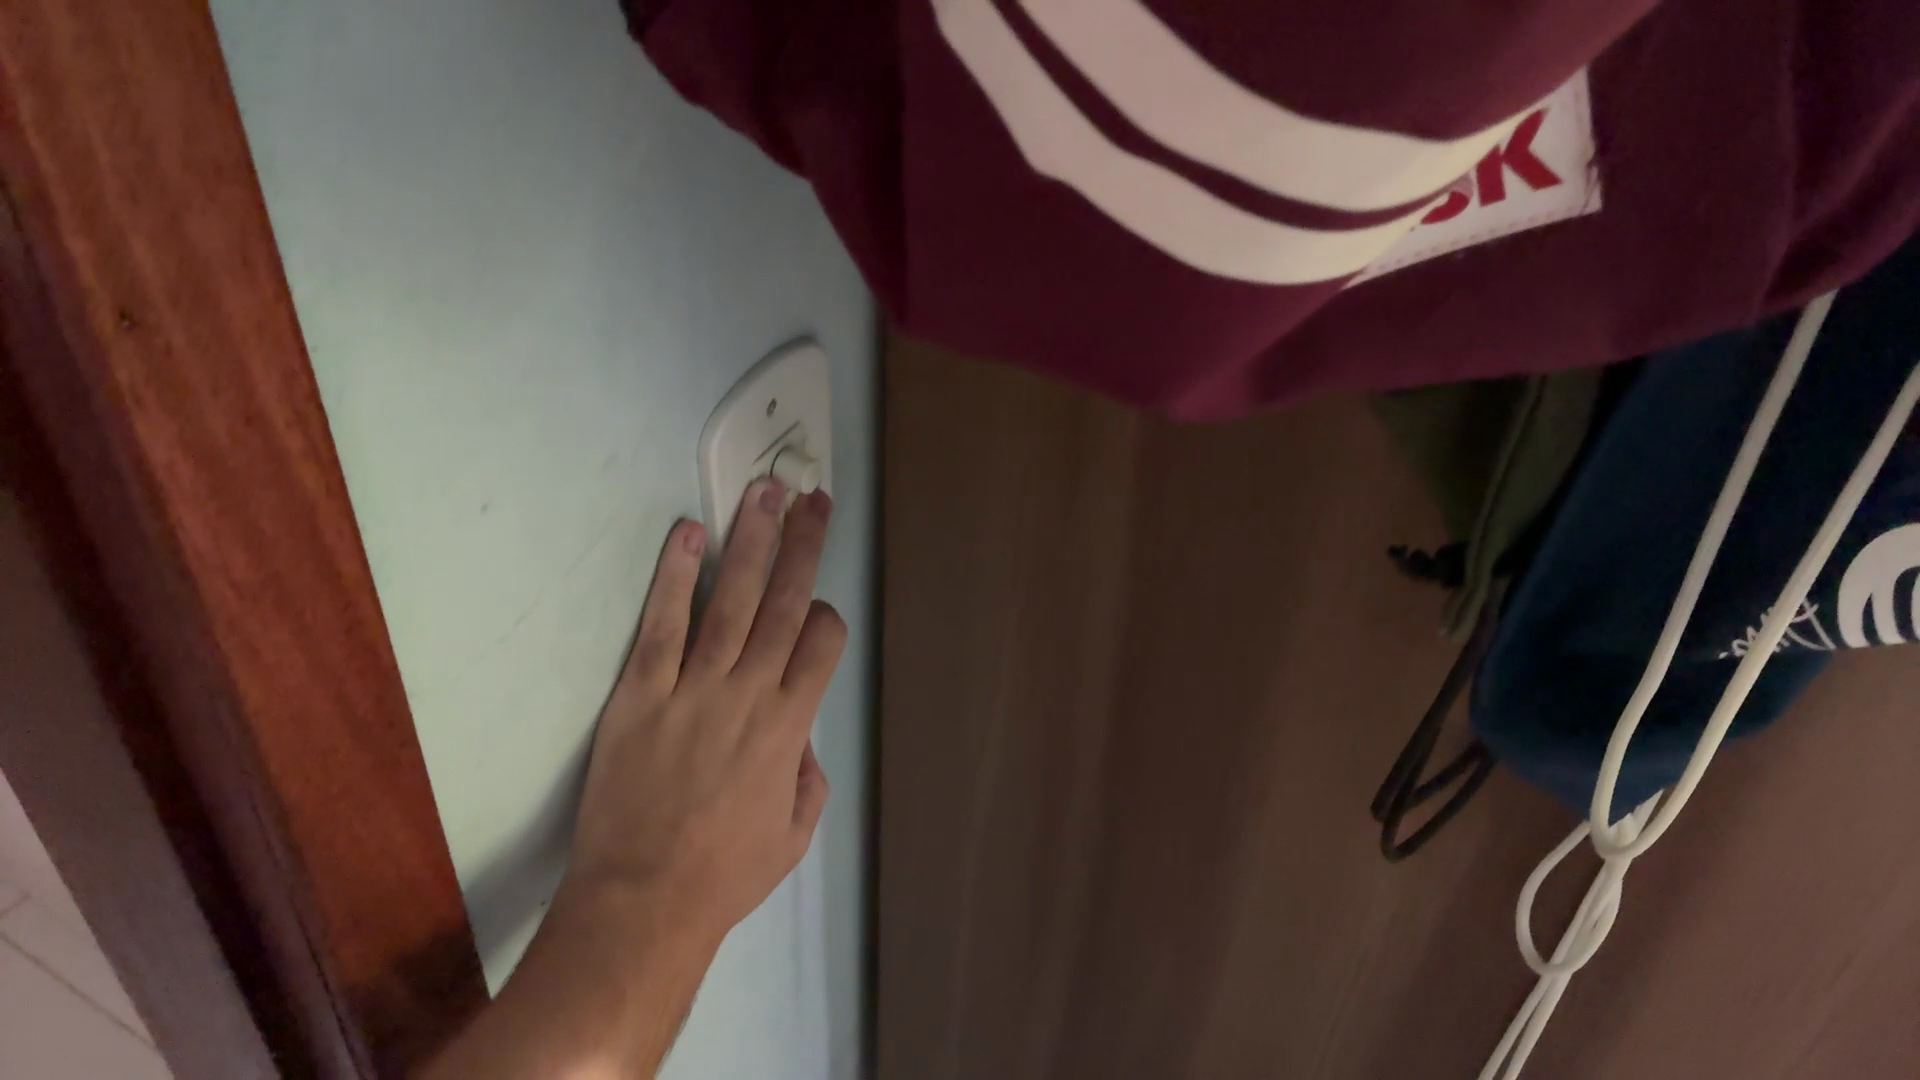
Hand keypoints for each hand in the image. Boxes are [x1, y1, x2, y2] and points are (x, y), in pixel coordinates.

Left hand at [565, 478, 844, 943]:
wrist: (643, 902)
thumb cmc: (726, 872)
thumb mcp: (796, 831)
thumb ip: (808, 773)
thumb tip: (800, 735)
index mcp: (791, 726)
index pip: (822, 642)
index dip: (827, 614)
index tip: (818, 607)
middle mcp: (750, 692)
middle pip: (786, 603)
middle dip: (803, 544)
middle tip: (812, 496)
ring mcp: (693, 688)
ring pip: (732, 600)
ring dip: (751, 541)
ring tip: (764, 492)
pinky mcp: (640, 692)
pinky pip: (661, 626)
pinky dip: (676, 578)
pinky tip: (688, 535)